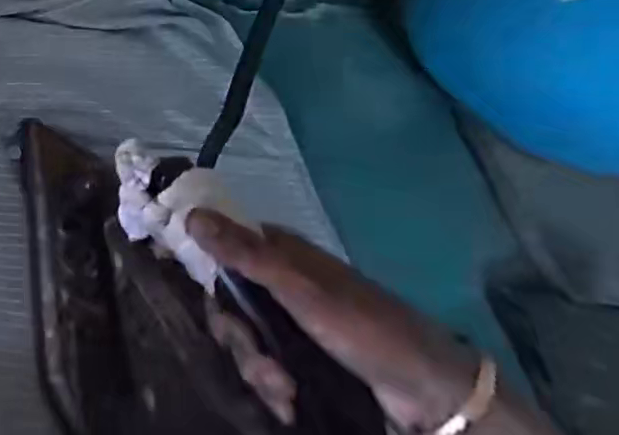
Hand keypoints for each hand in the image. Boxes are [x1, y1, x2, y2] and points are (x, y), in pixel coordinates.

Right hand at [187, 209, 483, 430]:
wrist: (428, 390)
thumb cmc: (361, 324)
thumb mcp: (299, 286)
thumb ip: (244, 252)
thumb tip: (190, 215)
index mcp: (274, 251)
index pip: (218, 247)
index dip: (203, 269)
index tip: (201, 297)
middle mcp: (275, 281)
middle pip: (227, 303)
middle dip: (238, 339)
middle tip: (261, 363)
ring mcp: (288, 321)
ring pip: (244, 339)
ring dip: (257, 370)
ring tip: (284, 392)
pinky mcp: (300, 358)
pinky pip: (264, 367)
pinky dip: (272, 388)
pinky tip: (289, 403)